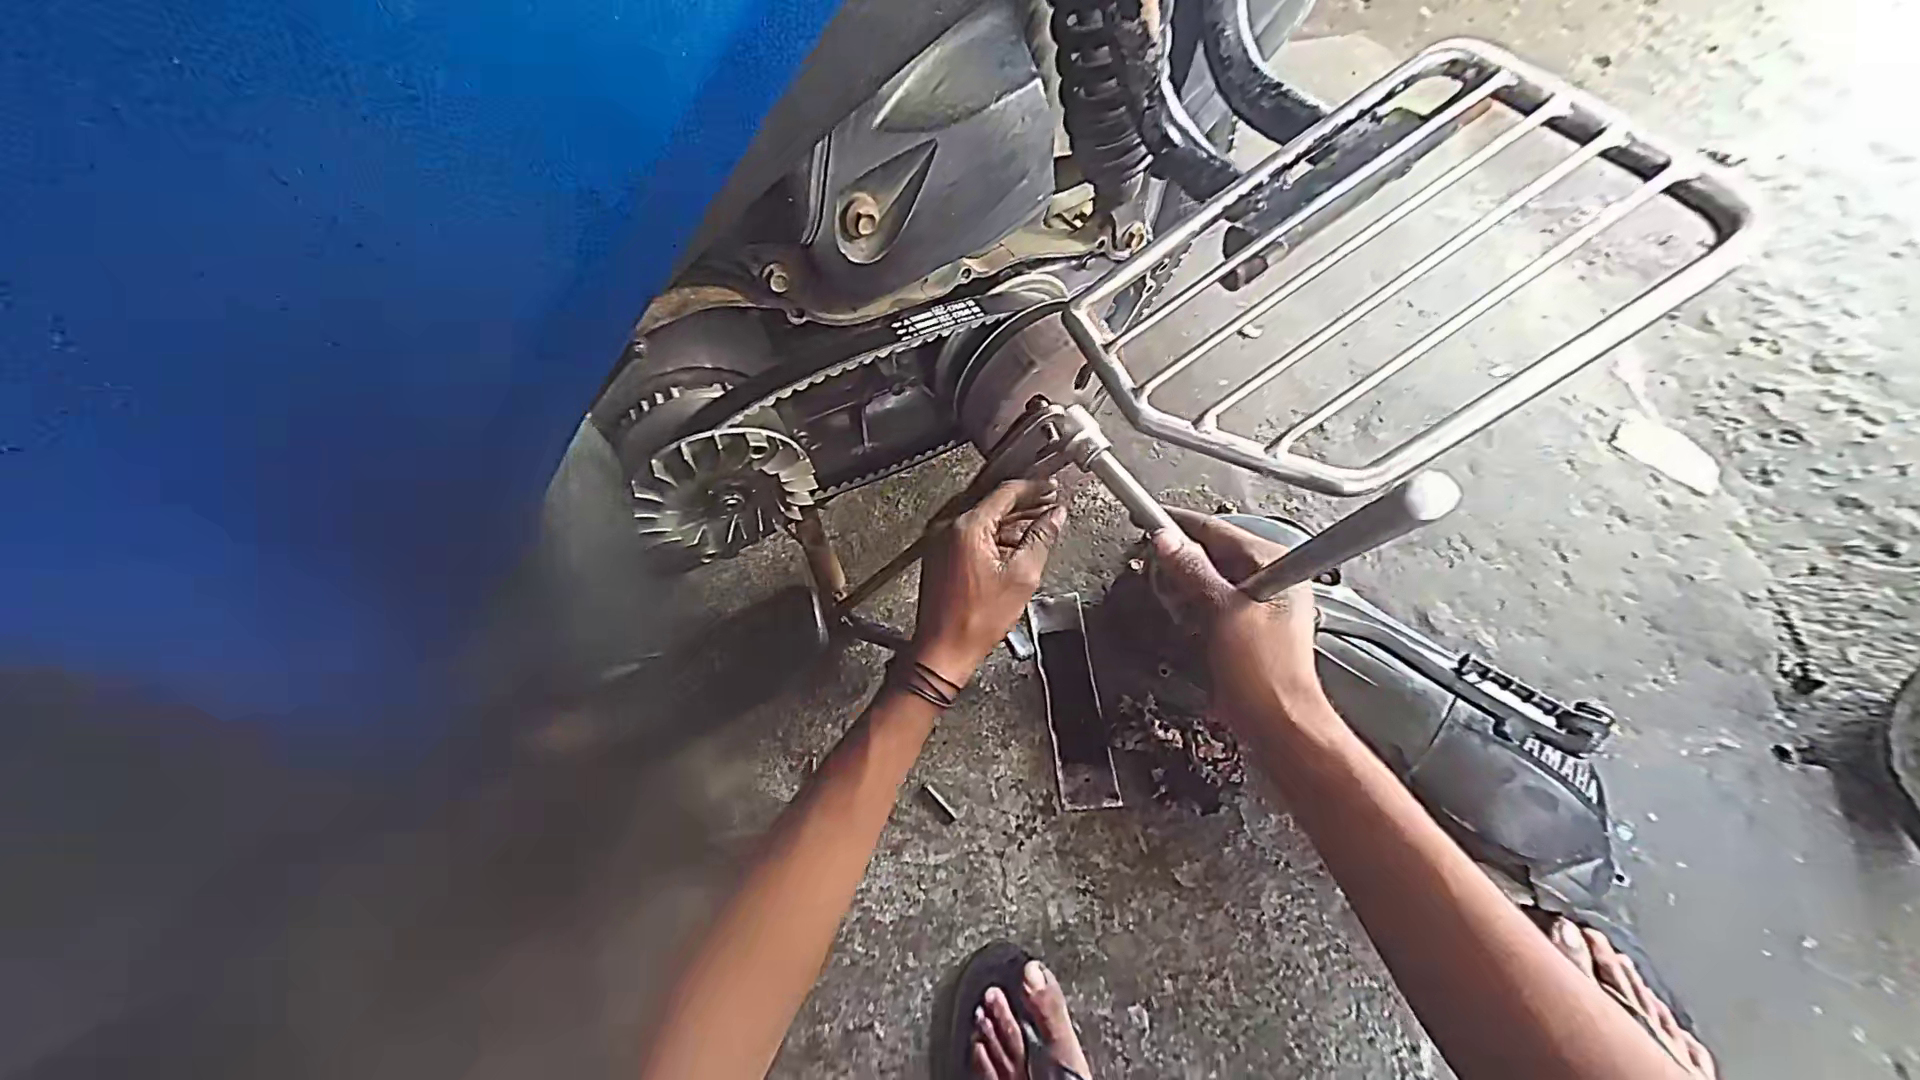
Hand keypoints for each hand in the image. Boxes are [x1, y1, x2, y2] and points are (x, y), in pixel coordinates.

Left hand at [911, 478, 1066, 683]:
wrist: (944, 648)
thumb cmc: (975, 621)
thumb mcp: (1022, 577)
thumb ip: (1041, 539)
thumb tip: (1055, 516)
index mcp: (968, 528)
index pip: (1006, 493)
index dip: (1034, 489)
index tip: (1050, 489)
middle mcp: (949, 529)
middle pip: (994, 504)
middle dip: (1025, 504)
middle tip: (1049, 504)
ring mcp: (942, 543)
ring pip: (984, 520)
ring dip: (1011, 521)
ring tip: (1038, 526)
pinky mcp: (941, 557)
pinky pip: (972, 536)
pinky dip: (994, 536)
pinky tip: (1014, 546)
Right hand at [1148, 508, 1323, 723]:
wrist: (1276, 722)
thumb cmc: (1266, 673)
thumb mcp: (1223, 612)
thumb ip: (1193, 571)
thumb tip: (1167, 541)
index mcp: (1276, 565)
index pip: (1218, 531)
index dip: (1181, 526)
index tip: (1150, 520)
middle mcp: (1269, 578)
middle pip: (1209, 553)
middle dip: (1180, 565)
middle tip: (1161, 576)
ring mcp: (1256, 601)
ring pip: (1204, 578)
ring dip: (1183, 590)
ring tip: (1182, 610)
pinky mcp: (1242, 623)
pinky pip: (1207, 601)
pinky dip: (1190, 607)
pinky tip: (1188, 622)